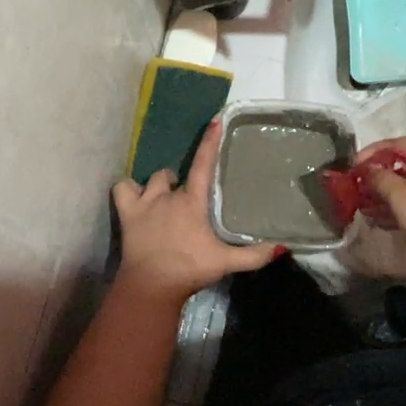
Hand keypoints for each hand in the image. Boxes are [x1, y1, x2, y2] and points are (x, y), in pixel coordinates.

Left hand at [112, 122, 279, 300]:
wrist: (153, 285)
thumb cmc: (190, 269)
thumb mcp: (226, 262)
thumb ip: (254, 255)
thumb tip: (283, 248)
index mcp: (192, 201)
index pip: (203, 164)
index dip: (210, 141)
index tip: (216, 120)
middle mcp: (168, 195)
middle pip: (175, 176)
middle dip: (181, 183)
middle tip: (188, 200)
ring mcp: (145, 202)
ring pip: (152, 179)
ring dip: (159, 184)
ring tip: (164, 197)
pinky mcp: (127, 213)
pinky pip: (122, 188)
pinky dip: (128, 189)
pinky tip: (136, 196)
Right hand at [361, 137, 405, 272]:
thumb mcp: (399, 198)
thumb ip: (379, 178)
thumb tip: (368, 169)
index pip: (396, 143)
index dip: (371, 154)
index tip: (353, 168)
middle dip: (381, 177)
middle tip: (361, 191)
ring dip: (393, 192)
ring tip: (371, 209)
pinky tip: (390, 218)